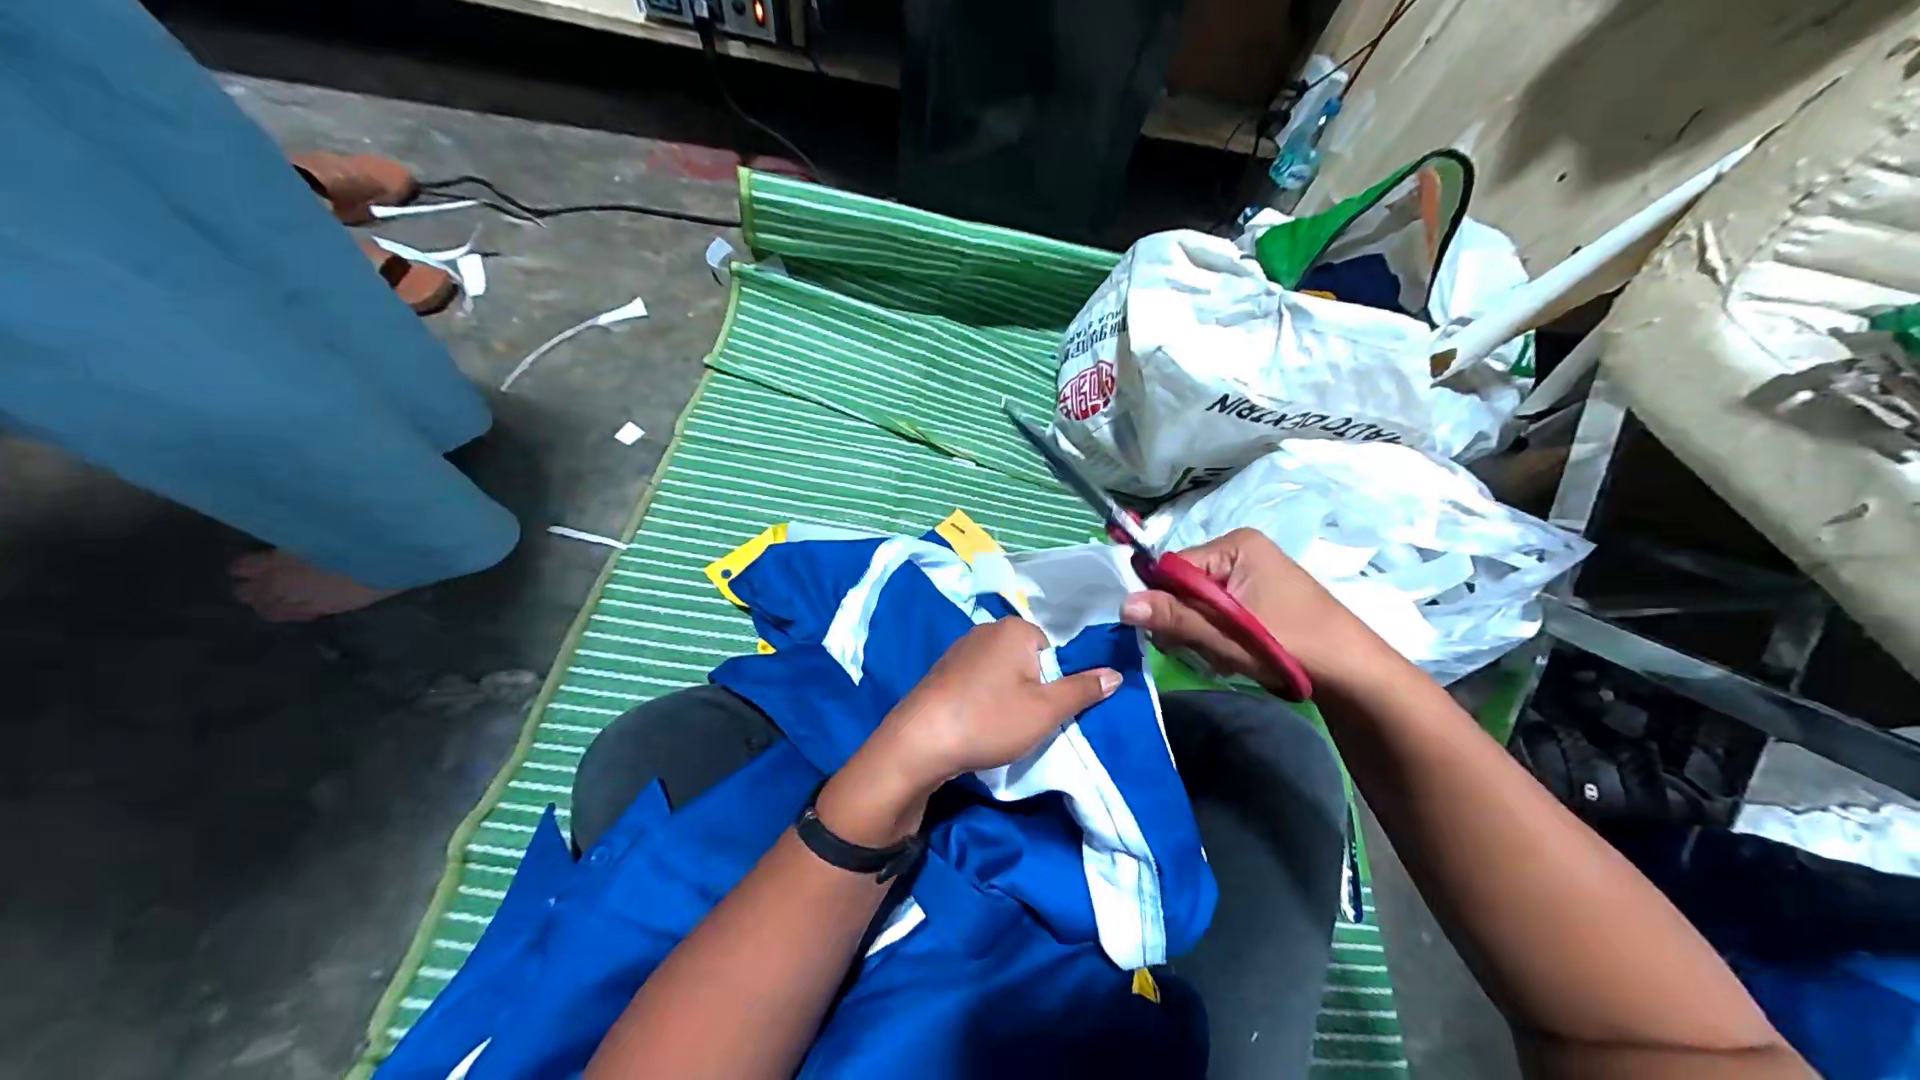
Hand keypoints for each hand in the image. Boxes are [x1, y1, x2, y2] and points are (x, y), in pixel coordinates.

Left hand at [817, 619, 1118, 846]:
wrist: (920, 741)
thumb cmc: (989, 720)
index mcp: (1015, 629)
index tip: (1045, 709)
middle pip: (1027, 659)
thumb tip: (1114, 673)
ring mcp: (960, 649)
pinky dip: (982, 700)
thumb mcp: (1046, 710)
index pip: (1053, 649)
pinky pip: (977, 680)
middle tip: (1024, 720)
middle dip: (1031, 688)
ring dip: (1006, 696)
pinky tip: (976, 723)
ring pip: (1002, 672)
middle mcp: (986, 629)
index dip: (1055, 681)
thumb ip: (1083, 689)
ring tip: (999, 726)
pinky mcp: (942, 670)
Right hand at [1119, 528, 1406, 697]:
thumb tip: (1123, 603)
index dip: (1164, 602)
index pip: (1172, 568)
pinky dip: (1218, 635)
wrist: (1355, 675)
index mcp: (1236, 545)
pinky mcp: (1257, 596)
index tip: (1172, 635)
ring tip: (1225, 656)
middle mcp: (1241, 551)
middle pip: (1184, 585)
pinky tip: (1234, 654)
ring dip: (1202, 633)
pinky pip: (1217, 611)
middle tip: (1206, 651)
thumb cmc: (1292, 646)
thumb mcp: (1227, 634)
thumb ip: (1175, 617)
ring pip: (1198, 603)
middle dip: (1187, 621)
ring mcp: (1251, 574)